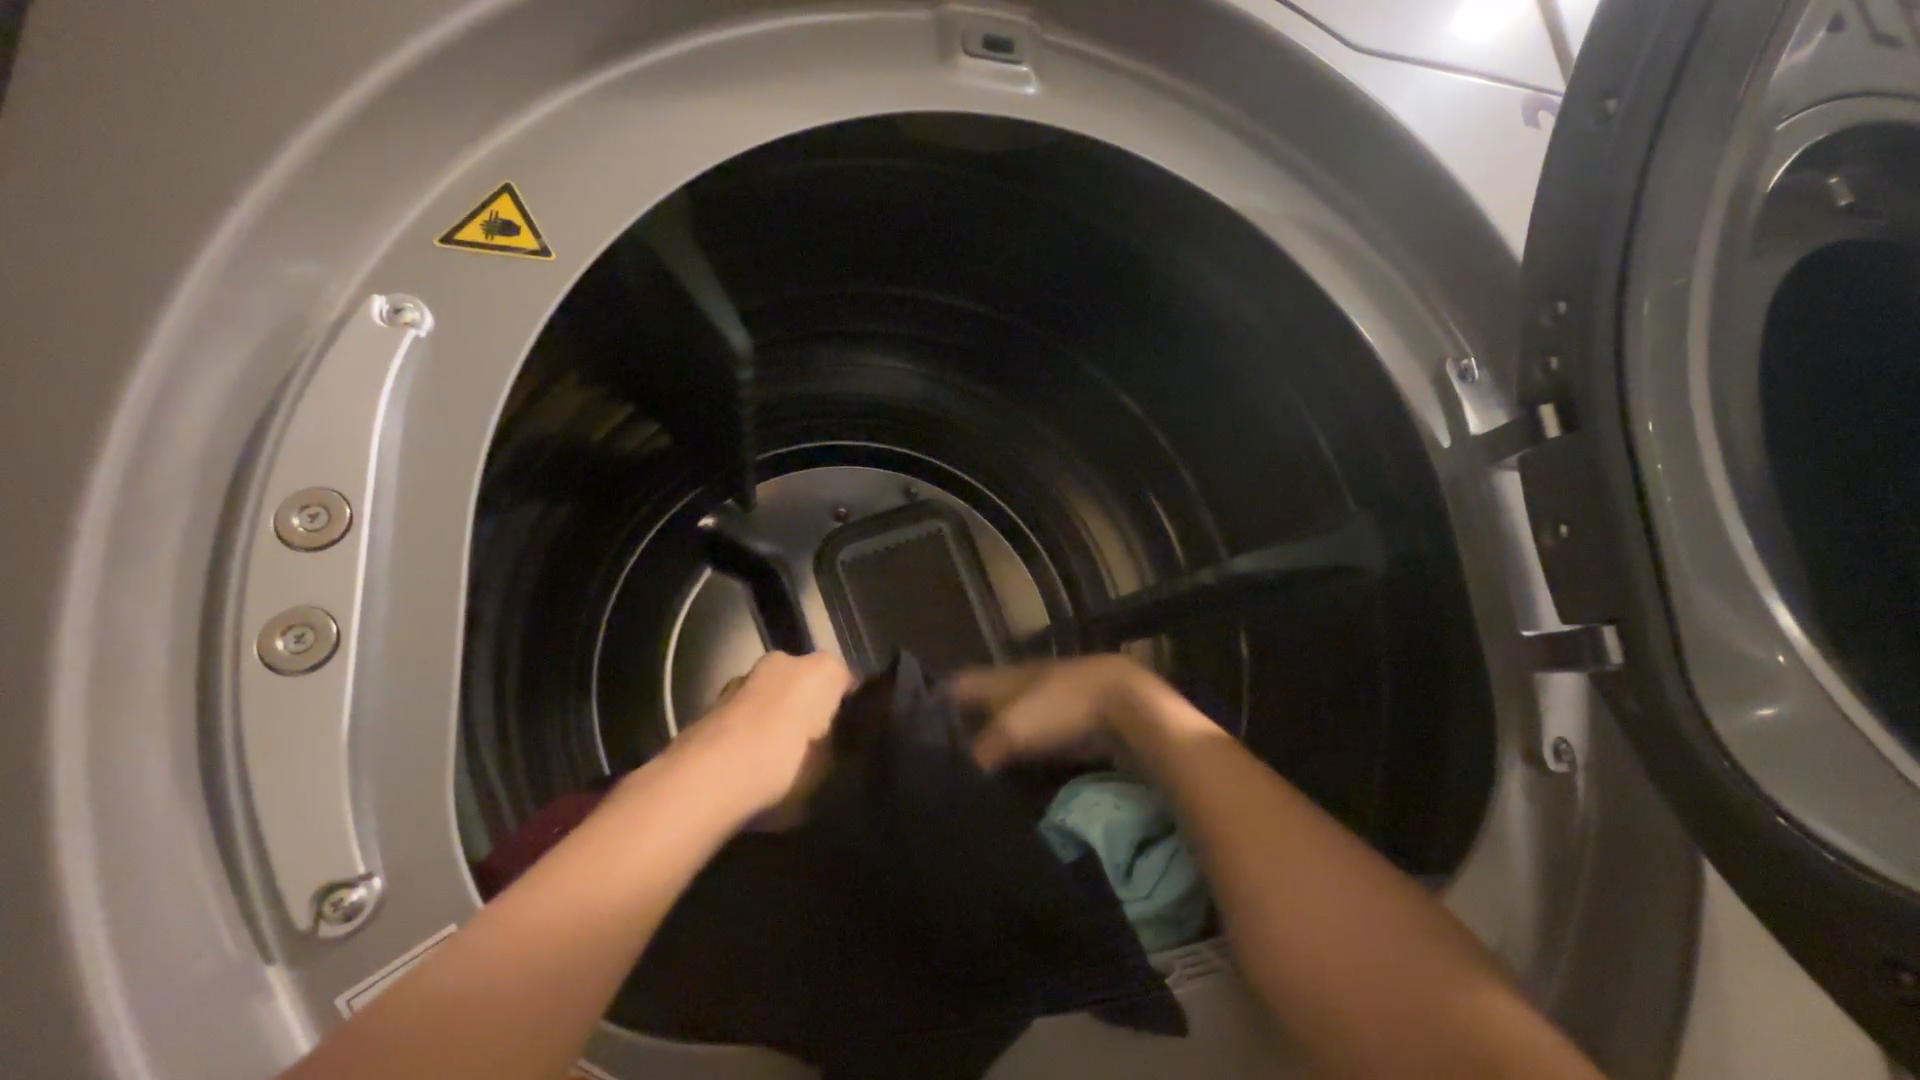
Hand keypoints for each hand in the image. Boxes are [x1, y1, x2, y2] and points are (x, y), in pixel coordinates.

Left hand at [672, 651, 852, 827]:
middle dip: (806, 712)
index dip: (847, 716)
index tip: (844, 744)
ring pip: (770, 700)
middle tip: (811, 754)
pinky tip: (747, 768)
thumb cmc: (788, 765)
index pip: (846, 685)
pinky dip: (746, 734)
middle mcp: (784, 661)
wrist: (709, 778)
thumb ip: (840, 748)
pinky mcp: (712, 702)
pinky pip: (742, 717)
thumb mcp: (835, 766)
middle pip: (804, 687)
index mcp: (823, 669)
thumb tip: (837, 747)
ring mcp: (743, 679)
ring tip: (775, 766)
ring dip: (772, 722)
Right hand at [947, 655, 1162, 769]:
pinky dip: (1024, 757)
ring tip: (974, 776)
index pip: (956, 686)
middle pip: (982, 706)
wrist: (1127, 706)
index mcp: (999, 678)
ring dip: (996, 745)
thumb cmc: (1060, 708)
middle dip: (965, 728)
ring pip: (1011, 724)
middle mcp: (1019, 686)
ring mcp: (1049, 704)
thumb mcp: (1010, 731)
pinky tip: (1015, 778)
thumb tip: (960, 775)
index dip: (934, 704)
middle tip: (943, 763)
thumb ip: (980, 751)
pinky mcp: (1072, 724)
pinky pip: (1036, 742)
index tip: (914, 733)